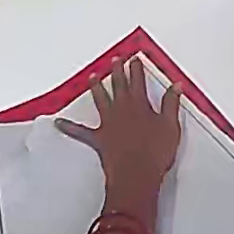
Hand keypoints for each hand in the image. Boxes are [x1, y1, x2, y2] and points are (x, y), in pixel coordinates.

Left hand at [57, 55, 182, 220]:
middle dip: (117, 70)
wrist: (136, 175)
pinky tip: (59, 122)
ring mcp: (108, 123)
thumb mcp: (171, 126)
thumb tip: (175, 87)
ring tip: (93, 76)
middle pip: (118, 84)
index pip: (138, 80)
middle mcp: (121, 109)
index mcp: (139, 104)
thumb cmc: (154, 153)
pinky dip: (69, 127)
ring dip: (96, 87)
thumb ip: (171, 104)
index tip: (134, 59)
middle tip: (115, 59)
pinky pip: (80, 131)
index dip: (136, 68)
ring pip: (100, 99)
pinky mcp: (98, 138)